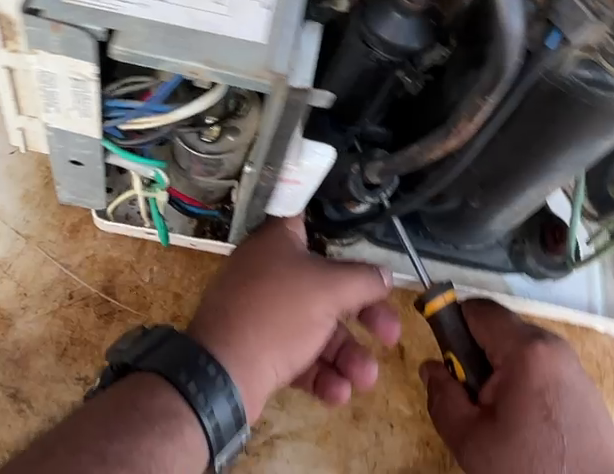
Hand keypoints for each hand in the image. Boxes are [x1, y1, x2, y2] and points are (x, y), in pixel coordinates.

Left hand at [187, 216, 400, 420]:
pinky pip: (298, 354)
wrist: (222, 375)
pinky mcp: (259, 350)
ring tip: (366, 378)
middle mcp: (270, 272)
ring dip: (346, 353)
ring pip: (316, 327)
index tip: (365, 245)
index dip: (340, 231)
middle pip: (327, 286)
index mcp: (279, 241)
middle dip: (363, 315)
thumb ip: (363, 280)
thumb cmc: (277, 314)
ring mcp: (263, 313)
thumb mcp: (330, 289)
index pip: (311, 222)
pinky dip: (320, 372)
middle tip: (391, 333)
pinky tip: (339, 392)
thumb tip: (385, 276)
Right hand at [421, 300, 613, 473]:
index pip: (478, 308)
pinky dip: (524, 384)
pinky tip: (524, 424)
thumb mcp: (472, 441)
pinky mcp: (584, 386)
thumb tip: (431, 367)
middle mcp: (552, 344)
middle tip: (471, 399)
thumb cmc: (528, 470)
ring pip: (520, 350)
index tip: (443, 356)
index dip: (452, 323)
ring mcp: (572, 364)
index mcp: (526, 349)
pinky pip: (541, 368)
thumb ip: (443, 397)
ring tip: (498, 418)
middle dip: (477, 356)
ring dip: (500, 372)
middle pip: (500, 330)